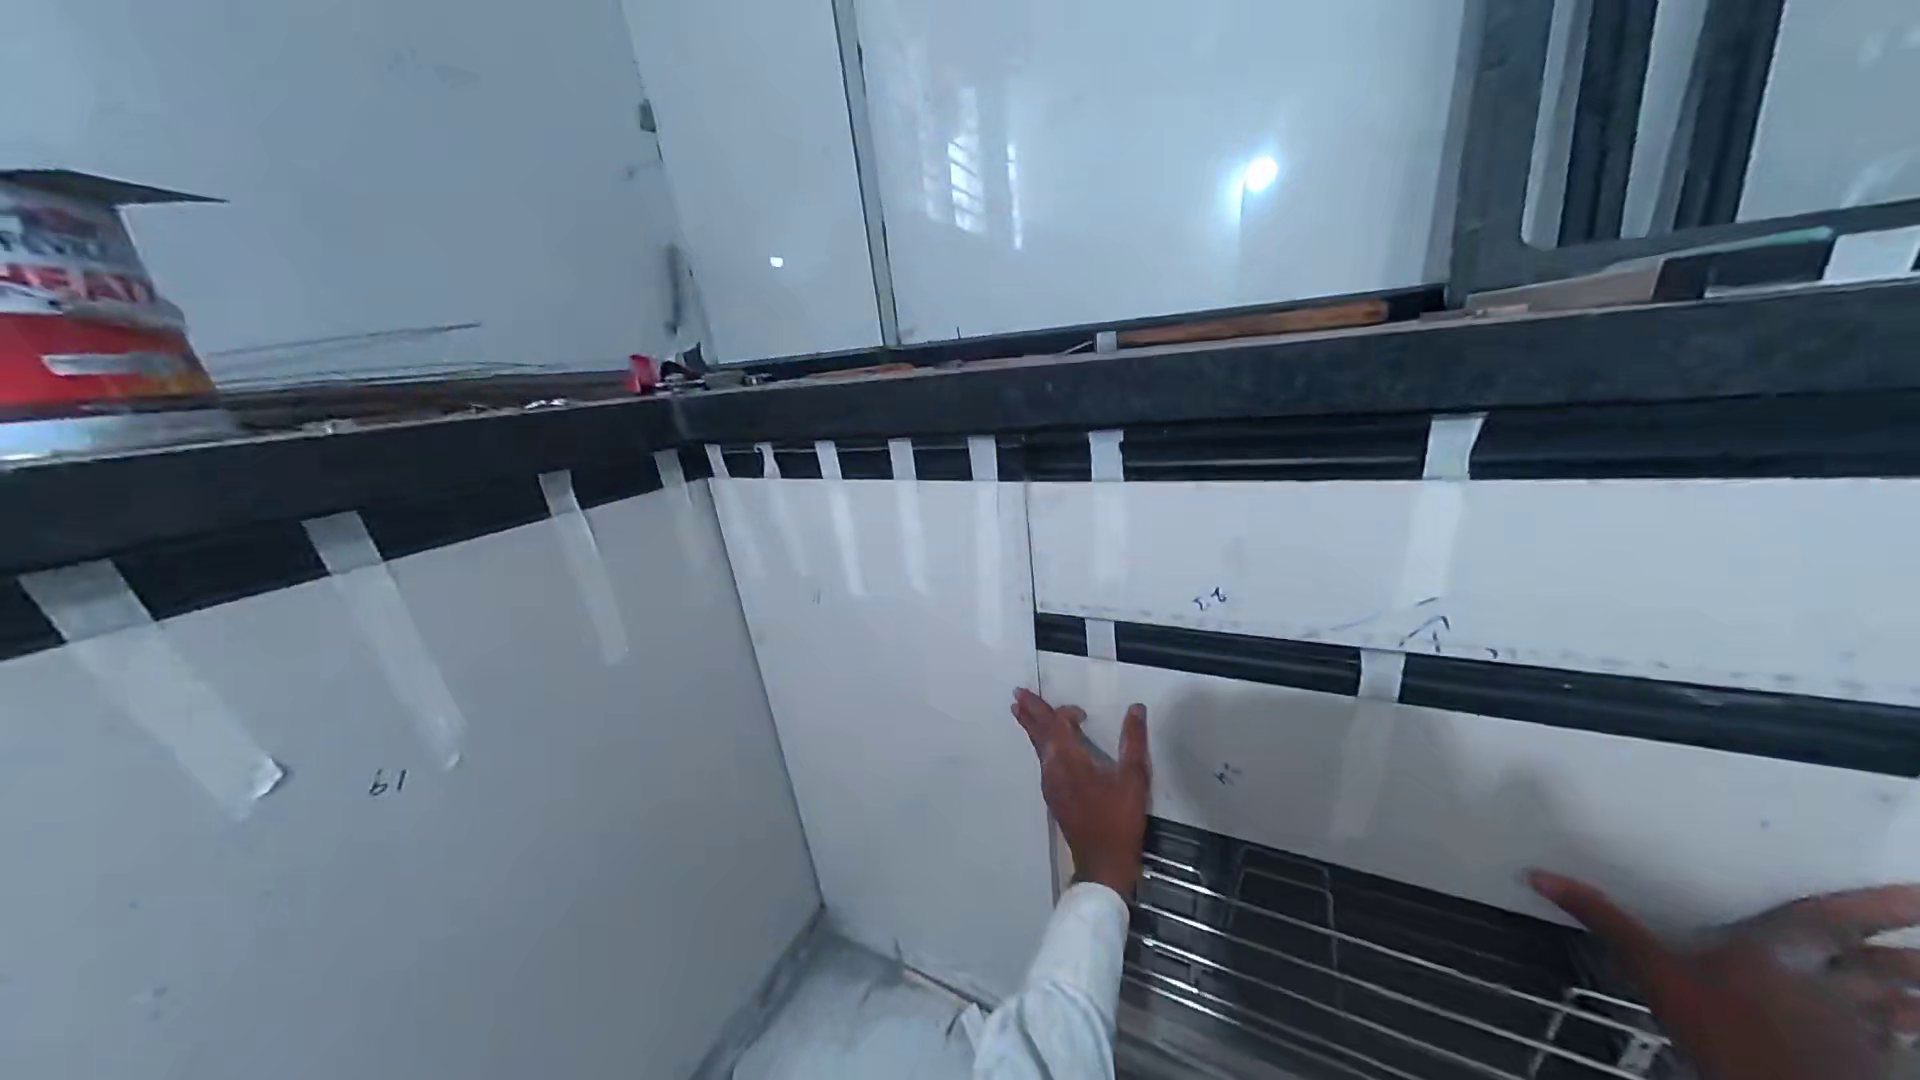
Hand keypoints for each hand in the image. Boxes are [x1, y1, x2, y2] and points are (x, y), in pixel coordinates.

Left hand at [1011, 688, 1150, 898]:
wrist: (1103, 863)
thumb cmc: (1119, 819)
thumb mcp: (1134, 778)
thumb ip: (1134, 740)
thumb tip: (1135, 708)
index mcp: (1069, 759)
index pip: (1059, 724)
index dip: (1067, 712)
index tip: (1082, 712)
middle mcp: (1053, 768)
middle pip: (1039, 733)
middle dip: (1029, 711)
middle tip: (1016, 693)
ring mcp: (1050, 783)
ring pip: (1038, 747)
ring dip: (1031, 727)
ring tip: (1019, 711)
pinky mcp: (1052, 796)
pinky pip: (1043, 761)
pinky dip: (1040, 745)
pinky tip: (1043, 746)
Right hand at [1531, 871, 1919, 1079]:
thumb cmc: (1721, 1031)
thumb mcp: (1654, 973)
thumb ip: (1607, 922)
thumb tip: (1540, 874)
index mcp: (1781, 953)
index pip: (1832, 920)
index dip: (1880, 905)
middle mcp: (1832, 985)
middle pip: (1889, 967)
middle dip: (1916, 952)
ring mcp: (1860, 1030)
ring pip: (1906, 1005)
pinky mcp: (1871, 1065)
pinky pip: (1900, 1040)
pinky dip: (1908, 1029)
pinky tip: (1904, 1032)